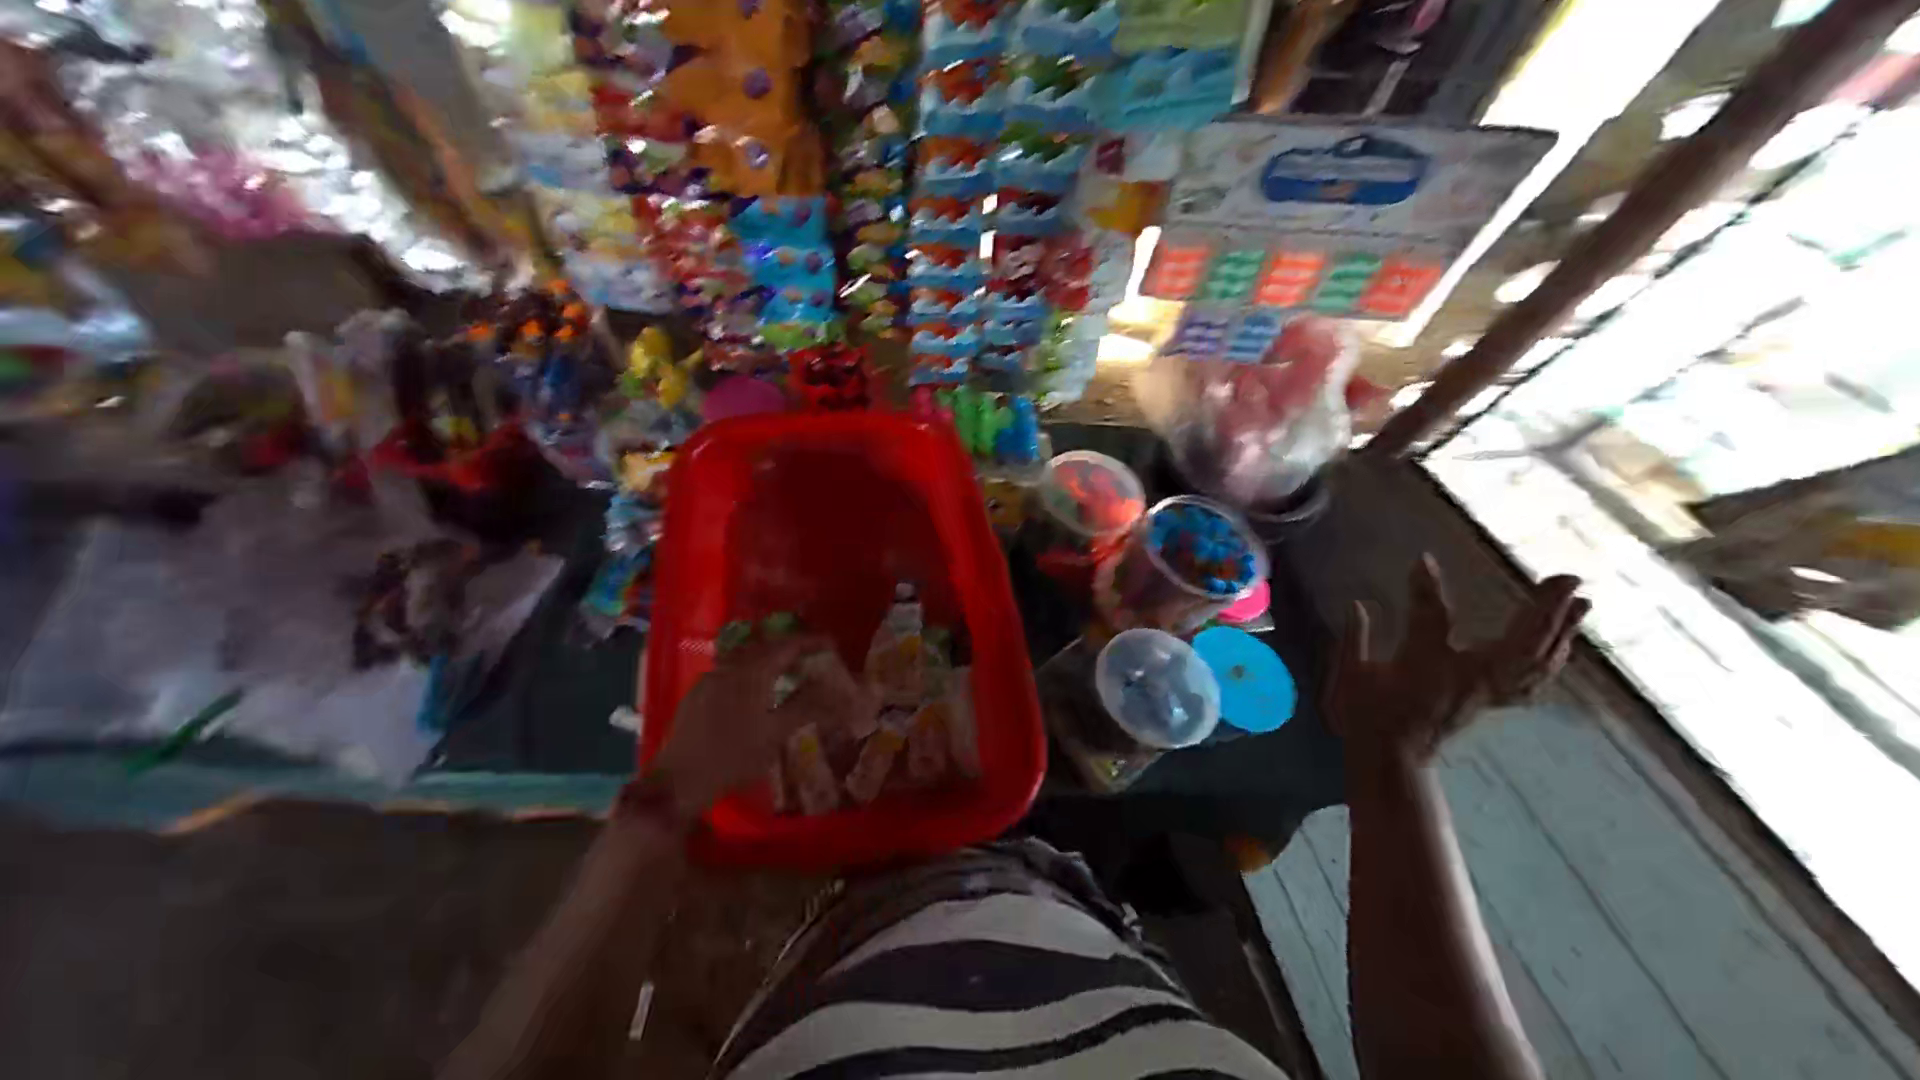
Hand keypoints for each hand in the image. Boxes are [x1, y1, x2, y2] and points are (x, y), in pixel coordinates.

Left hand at [643, 633, 869, 817]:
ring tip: (786, 670)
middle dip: (790, 648)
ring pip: (745, 657)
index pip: (787, 646)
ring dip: (768, 658)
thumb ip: (806, 705)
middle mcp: (730, 667)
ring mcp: (710, 678)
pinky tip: (754, 689)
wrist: (679, 782)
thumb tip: (834, 688)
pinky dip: (750, 670)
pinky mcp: (697, 693)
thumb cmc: (734, 757)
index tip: (831, 644)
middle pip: (765, 646)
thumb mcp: (776, 733)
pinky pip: (730, 670)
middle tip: (812, 657)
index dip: (811, 642)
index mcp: (752, 672)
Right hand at [1327, 556, 1586, 766]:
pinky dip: (1553, 662)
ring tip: (1582, 604)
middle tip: (1570, 578)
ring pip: (1536, 661)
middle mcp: (1467, 678)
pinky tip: (1562, 650)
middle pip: (1519, 641)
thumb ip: (1355, 638)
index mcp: (1425, 666)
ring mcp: (1485, 692)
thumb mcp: (1351, 675)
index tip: (1424, 560)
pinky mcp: (1491, 702)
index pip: (1431, 617)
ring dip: (1562, 632)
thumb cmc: (1365, 714)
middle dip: (1545, 609)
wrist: (1389, 757)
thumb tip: (1357, 603)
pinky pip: (1532, 682)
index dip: (1425, 587)